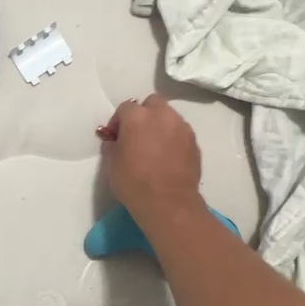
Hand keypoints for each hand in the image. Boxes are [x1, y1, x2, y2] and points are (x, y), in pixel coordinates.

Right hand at [101, 95, 204, 226]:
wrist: (168, 202)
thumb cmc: (133, 183)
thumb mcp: (111, 165)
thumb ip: (112, 146)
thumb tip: (114, 141)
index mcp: (137, 117)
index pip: (125, 108)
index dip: (118, 121)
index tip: (115, 137)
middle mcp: (162, 115)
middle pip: (152, 103)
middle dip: (143, 114)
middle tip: (136, 134)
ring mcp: (181, 127)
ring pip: (169, 116)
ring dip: (159, 124)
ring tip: (154, 145)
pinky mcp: (194, 141)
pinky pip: (180, 132)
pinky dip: (172, 138)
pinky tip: (167, 156)